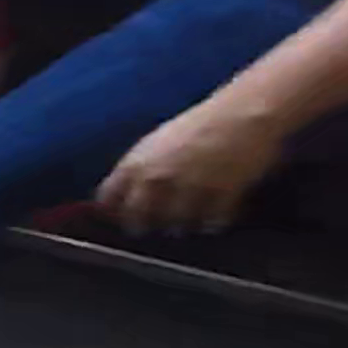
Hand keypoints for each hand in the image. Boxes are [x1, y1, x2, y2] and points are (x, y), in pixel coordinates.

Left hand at [96, 99, 283, 235]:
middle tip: (142, 231)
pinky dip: (210, 224)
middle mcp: (155, 179)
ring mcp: (188, 187)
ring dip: (175, 227)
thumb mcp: (150, 146)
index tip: (113, 217)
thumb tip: (123, 189)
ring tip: (178, 229)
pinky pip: (211, 219)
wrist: (238, 116)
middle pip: (138, 214)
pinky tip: (210, 224)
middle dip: (138, 225)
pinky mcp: (223, 192)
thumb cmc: (191, 127)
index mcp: (133, 165)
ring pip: (174, 220)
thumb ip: (135, 168)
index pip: (109, 196)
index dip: (110, 209)